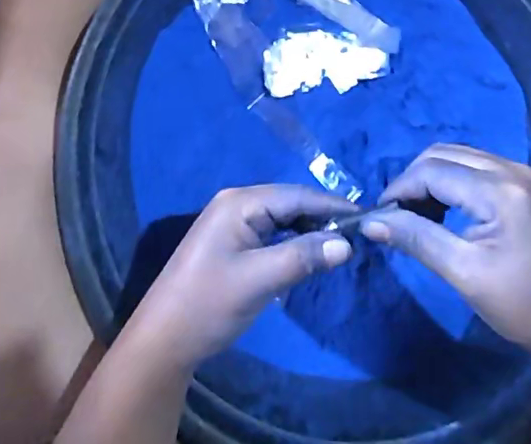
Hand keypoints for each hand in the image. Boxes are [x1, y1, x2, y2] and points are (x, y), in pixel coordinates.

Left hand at [127, 185, 357, 368]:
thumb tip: (346, 244)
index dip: (330, 204)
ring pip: (280, 217)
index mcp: (239, 203)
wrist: (165, 336)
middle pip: (288, 202)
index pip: (294, 195)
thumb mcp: (260, 281)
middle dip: (322, 215)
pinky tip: (309, 253)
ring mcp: (231, 221)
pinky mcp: (231, 241)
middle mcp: (235, 203)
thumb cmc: (210, 303)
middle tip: (359, 233)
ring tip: (341, 243)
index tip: (365, 216)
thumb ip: (302, 258)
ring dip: (308, 228)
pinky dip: (292, 240)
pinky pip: (270, 232)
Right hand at [359, 144, 530, 361]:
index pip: (431, 170)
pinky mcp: (523, 185)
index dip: (399, 189)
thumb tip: (370, 222)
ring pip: (456, 157)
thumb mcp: (466, 275)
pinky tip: (442, 210)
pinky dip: (449, 181)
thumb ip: (418, 239)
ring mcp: (520, 174)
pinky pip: (472, 166)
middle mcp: (509, 169)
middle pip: (441, 155)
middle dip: (412, 180)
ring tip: (415, 215)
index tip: (379, 216)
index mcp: (498, 189)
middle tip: (395, 215)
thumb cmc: (528, 307)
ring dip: (429, 178)